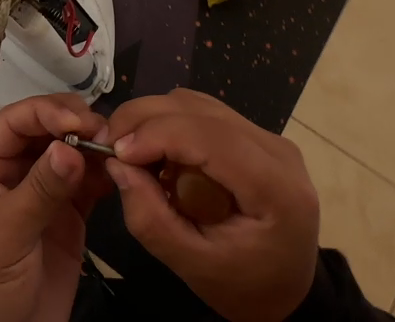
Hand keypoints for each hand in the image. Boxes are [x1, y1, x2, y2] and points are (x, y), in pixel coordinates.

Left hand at [0, 94, 111, 321]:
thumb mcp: (6, 232)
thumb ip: (40, 189)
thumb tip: (71, 147)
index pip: (15, 120)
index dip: (47, 111)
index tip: (81, 119)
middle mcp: (12, 168)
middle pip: (44, 129)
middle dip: (74, 123)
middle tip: (107, 131)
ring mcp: (40, 191)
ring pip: (68, 152)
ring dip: (92, 145)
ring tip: (119, 147)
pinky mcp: (66, 215)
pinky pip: (86, 183)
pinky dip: (103, 174)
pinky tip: (119, 170)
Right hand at [105, 89, 319, 321]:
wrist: (286, 292)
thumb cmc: (242, 287)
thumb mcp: (193, 266)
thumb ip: (151, 219)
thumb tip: (116, 164)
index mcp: (275, 187)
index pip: (209, 136)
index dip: (157, 134)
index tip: (115, 152)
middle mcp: (275, 149)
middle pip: (197, 109)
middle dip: (144, 119)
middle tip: (108, 145)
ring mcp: (266, 136)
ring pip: (195, 102)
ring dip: (153, 118)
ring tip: (129, 149)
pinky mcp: (252, 134)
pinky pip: (200, 111)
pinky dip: (168, 122)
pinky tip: (155, 149)